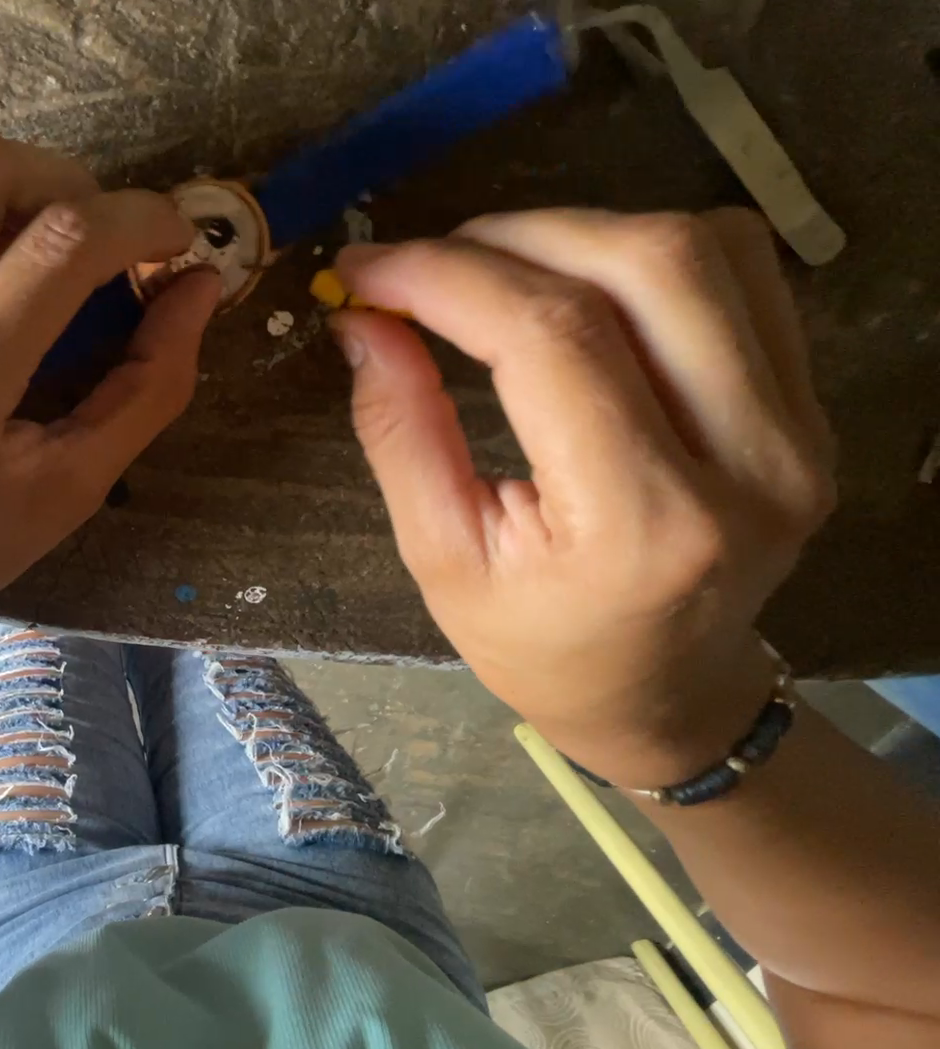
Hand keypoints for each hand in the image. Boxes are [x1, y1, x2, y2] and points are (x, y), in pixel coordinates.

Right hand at [331, 208, 835, 786]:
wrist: (660, 690)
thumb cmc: (528, 640)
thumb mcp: (436, 553)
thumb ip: (400, 431)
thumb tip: (363, 325)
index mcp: (639, 518)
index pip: (549, 341)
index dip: (444, 280)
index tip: (362, 270)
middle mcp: (749, 456)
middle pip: (644, 268)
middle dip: (505, 239)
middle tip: (415, 263)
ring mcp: (800, 423)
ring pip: (703, 250)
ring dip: (570, 233)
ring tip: (479, 267)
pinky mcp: (810, 401)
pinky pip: (736, 274)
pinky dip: (630, 251)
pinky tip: (561, 284)